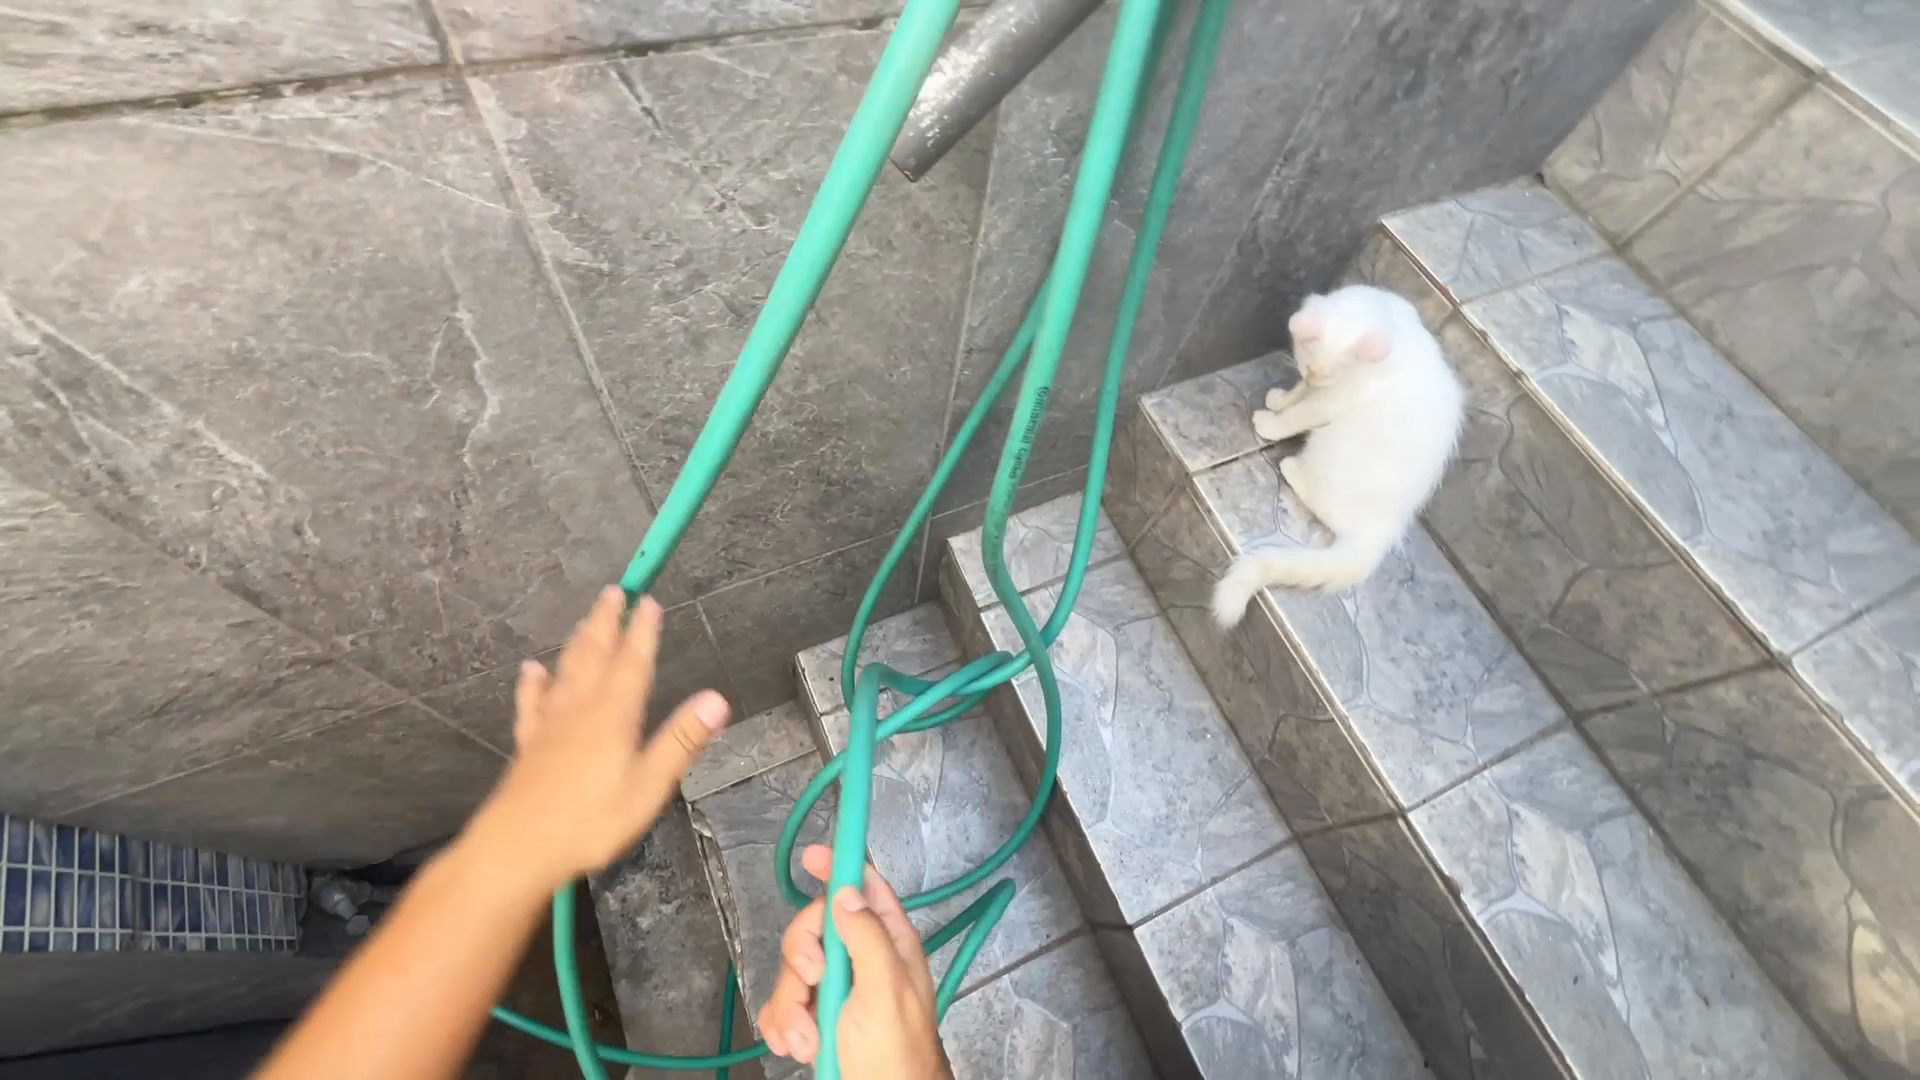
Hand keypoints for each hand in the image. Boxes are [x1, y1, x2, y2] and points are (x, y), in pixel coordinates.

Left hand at [467, 587, 729, 891]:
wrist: (512, 853)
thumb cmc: (589, 821)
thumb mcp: (649, 785)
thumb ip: (681, 740)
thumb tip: (717, 699)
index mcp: (613, 715)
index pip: (633, 663)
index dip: (643, 631)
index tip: (649, 602)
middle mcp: (580, 711)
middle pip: (595, 656)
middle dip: (607, 623)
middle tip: (614, 592)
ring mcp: (550, 727)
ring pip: (566, 672)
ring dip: (578, 643)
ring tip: (585, 620)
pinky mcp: (529, 747)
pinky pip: (532, 705)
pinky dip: (533, 684)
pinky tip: (531, 671)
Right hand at [758, 846, 950, 1079]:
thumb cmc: (894, 1050)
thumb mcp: (884, 989)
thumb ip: (867, 936)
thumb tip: (846, 889)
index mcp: (887, 940)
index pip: (863, 887)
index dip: (839, 868)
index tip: (812, 857)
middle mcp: (859, 956)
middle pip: (815, 926)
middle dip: (803, 955)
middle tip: (813, 982)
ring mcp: (835, 987)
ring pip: (794, 968)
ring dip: (793, 1005)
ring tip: (809, 1039)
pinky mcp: (814, 1016)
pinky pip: (783, 1004)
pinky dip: (782, 1024)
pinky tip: (795, 1047)